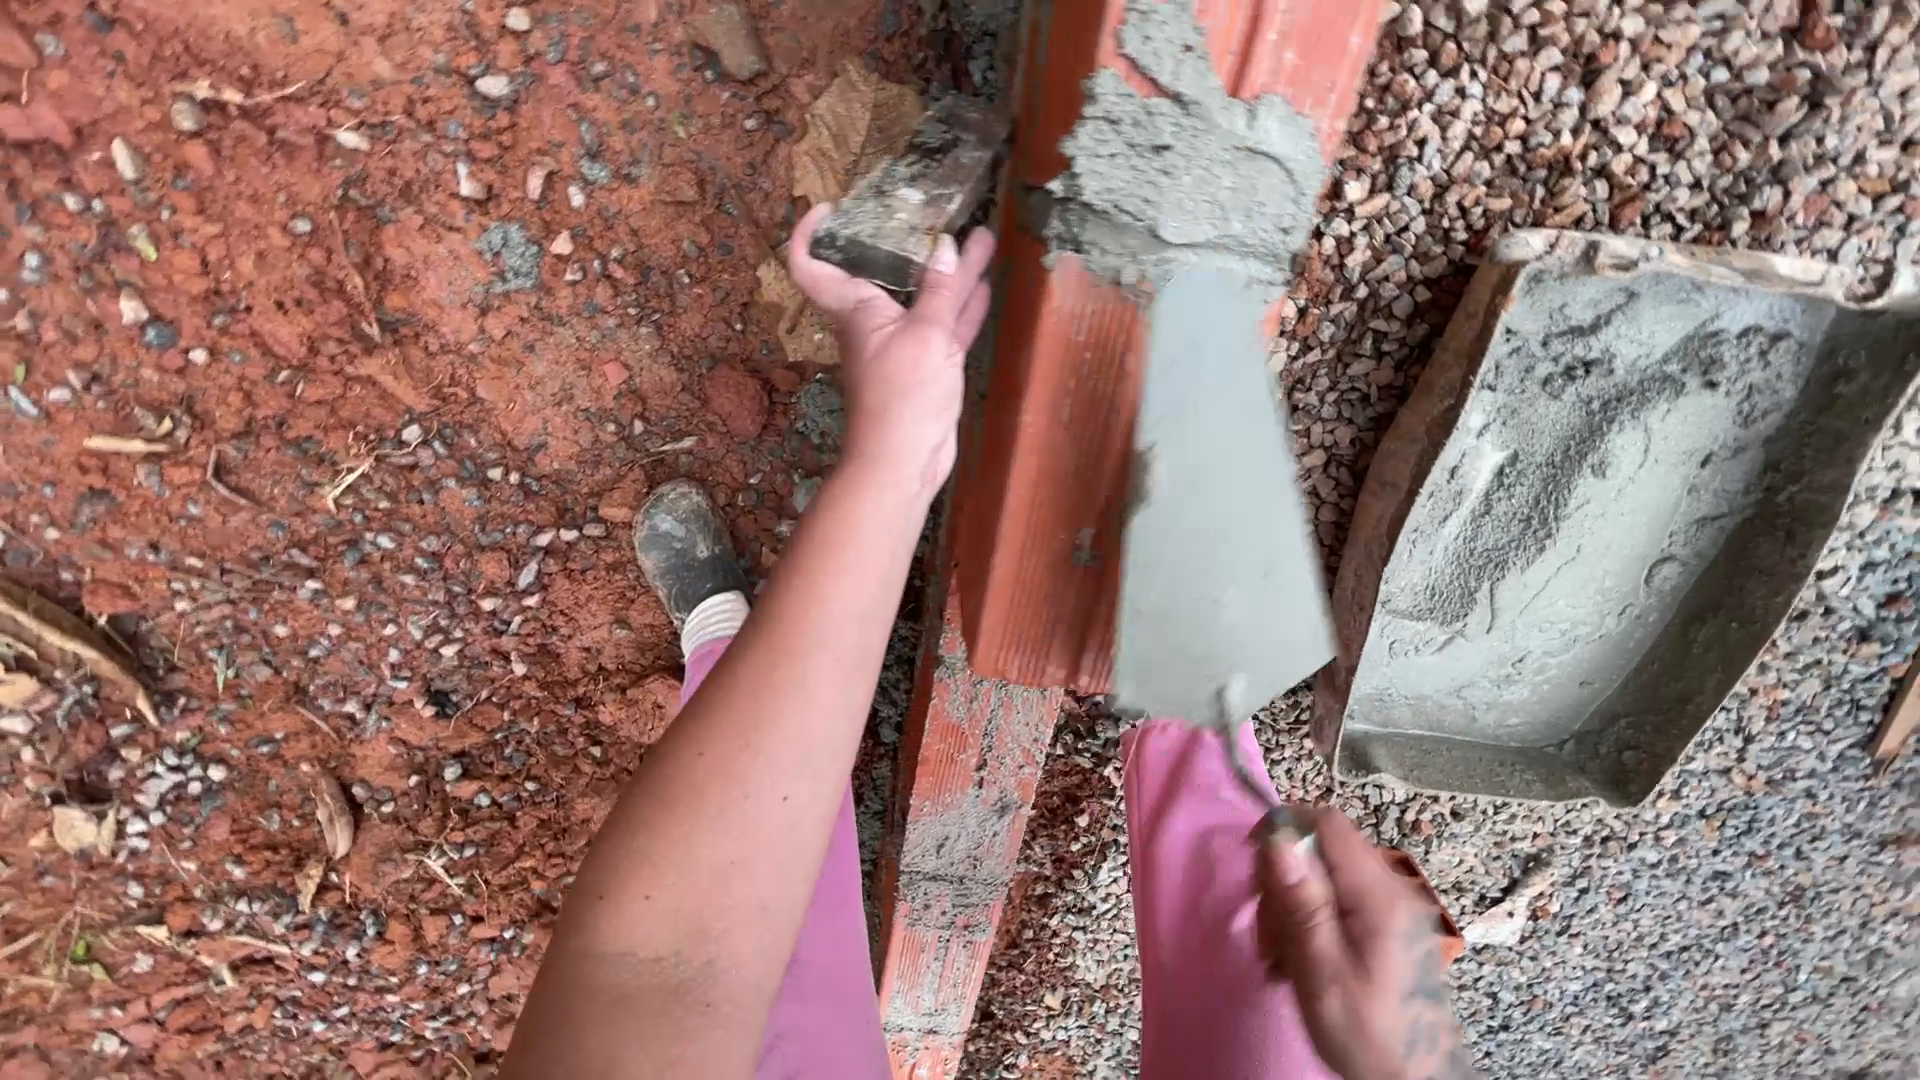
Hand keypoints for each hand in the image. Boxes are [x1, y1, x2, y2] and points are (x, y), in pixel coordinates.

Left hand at [786, 202, 996, 500]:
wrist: (905, 461)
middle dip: (914, 243)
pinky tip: (985, 286)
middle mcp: (876, 324)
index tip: (829, 208)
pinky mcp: (930, 370)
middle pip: (890, 274)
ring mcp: (905, 347)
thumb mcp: (926, 336)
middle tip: (942, 211)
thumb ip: (939, 291)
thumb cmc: (902, 397)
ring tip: (983, 239)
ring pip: (928, 300)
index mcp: (857, 310)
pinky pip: (946, 330)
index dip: (811, 234)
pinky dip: (963, 309)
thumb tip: (946, 246)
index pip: (812, 266)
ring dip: (953, 273)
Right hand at [1256, 807, 1478, 1079]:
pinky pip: (1337, 895)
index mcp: (1378, 896)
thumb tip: (1278, 838)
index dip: (1283, 825)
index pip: (1326, 822)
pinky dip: (1310, 914)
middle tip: (1266, 928)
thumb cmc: (1366, 1033)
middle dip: (1282, 876)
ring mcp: (1391, 906)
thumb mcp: (1323, 973)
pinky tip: (1298, 954)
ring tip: (1279, 952)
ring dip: (1291, 901)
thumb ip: (1303, 903)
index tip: (1252, 861)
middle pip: (1320, 846)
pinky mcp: (1387, 923)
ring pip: (1323, 871)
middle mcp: (1390, 888)